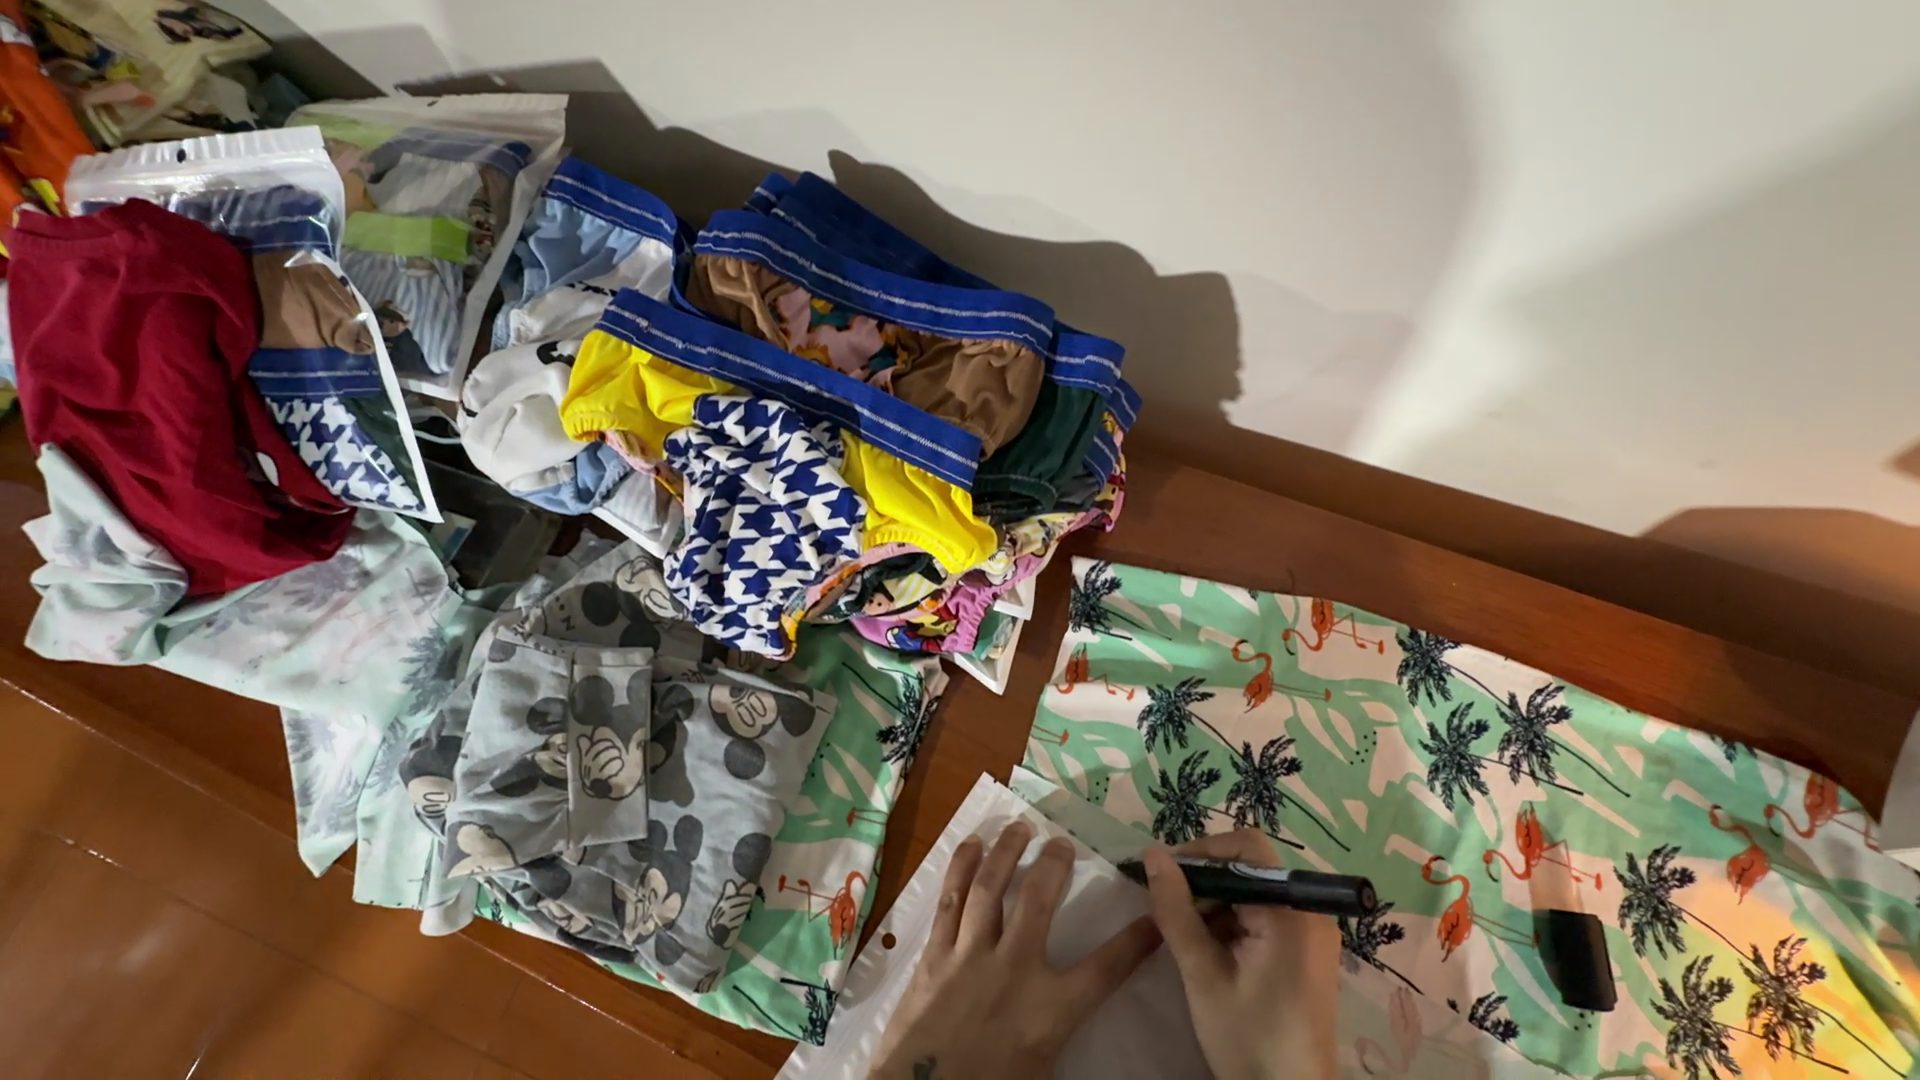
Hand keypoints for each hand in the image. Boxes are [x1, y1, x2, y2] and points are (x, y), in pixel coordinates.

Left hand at [869, 821, 1162, 1078]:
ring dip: (1007, 850)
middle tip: (1062, 841)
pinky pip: (949, 900)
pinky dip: (961, 867)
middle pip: (1039, 900)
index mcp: (1048, 1010)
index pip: (1105, 969)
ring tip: (1020, 825)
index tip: (1155, 916)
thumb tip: (1075, 1008)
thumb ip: (1061, 1030)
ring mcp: (969, 955)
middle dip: (1054, 865)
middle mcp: (1012, 969)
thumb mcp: (1042, 1071)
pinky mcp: (935, 954)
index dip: (1134, 942)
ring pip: (990, 888)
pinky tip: (972, 844)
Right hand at [1143, 831, 1340, 1079]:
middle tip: (1169, 909)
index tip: (1166, 875)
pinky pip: (1264, 915)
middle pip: (1249, 868)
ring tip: (1187, 935)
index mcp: (1291, 913)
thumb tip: (1152, 853)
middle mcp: (1310, 913)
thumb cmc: (1247, 1038)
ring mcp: (1311, 933)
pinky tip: (1210, 951)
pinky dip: (1233, 923)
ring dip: (1215, 904)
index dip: (1203, 851)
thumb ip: (1175, 908)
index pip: (1246, 847)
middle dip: (1204, 882)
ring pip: (1252, 892)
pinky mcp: (1306, 952)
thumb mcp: (1201, 973)